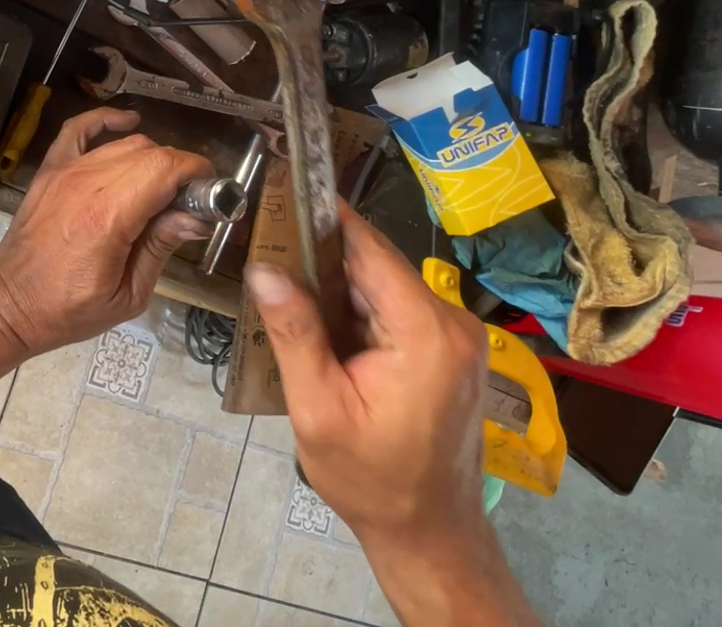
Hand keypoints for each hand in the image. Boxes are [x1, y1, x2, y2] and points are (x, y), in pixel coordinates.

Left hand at [0, 108, 213, 356]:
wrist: (10, 304)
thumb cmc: (70, 309)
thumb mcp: (129, 295)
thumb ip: (161, 247)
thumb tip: (197, 217)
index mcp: (108, 217)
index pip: (165, 169)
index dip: (196, 173)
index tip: (209, 192)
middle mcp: (86, 183)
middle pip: (149, 153)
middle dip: (179, 169)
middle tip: (189, 200)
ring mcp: (64, 171)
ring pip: (123, 143)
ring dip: (152, 156)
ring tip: (163, 186)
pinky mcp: (50, 170)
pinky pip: (78, 129)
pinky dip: (105, 119)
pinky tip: (128, 122)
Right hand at [244, 206, 487, 551]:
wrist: (429, 532)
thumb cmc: (370, 477)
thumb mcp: (318, 408)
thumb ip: (294, 334)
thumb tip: (264, 269)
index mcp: (425, 333)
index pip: (372, 251)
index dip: (329, 218)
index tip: (287, 189)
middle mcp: (452, 323)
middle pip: (378, 264)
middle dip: (324, 251)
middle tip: (269, 239)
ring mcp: (457, 336)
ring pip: (385, 284)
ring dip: (338, 280)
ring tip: (285, 275)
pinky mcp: (450, 349)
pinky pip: (396, 307)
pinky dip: (358, 304)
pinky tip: (321, 314)